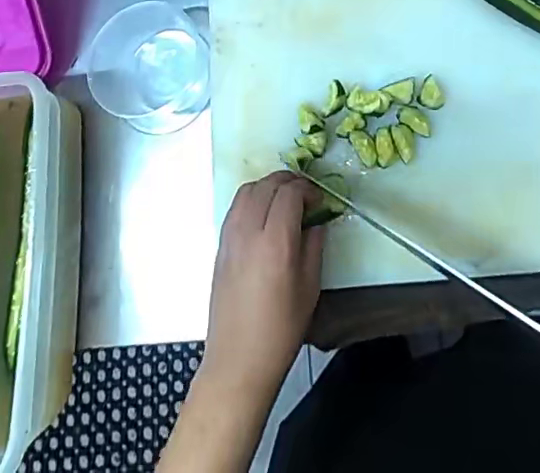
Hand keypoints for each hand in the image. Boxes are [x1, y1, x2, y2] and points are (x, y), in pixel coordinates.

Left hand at [201, 171, 324, 400]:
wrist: (238, 357)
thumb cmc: (280, 329)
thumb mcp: (309, 288)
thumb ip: (314, 247)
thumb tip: (316, 222)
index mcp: (274, 242)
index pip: (289, 193)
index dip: (307, 190)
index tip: (320, 200)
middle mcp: (248, 230)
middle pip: (266, 185)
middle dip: (289, 181)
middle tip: (306, 195)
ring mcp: (230, 235)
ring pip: (247, 190)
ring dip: (268, 186)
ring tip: (285, 200)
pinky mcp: (220, 243)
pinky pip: (236, 206)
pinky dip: (252, 198)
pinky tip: (265, 214)